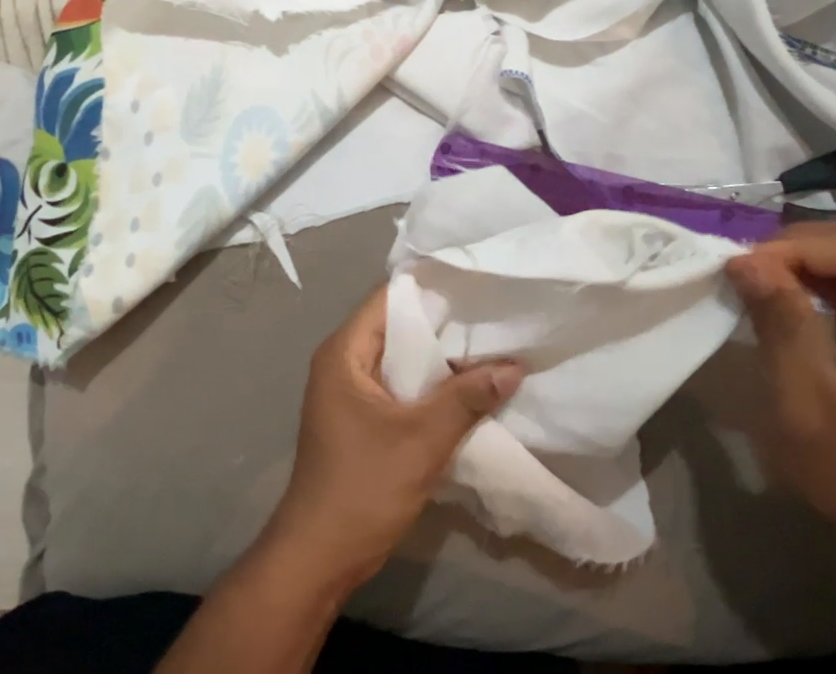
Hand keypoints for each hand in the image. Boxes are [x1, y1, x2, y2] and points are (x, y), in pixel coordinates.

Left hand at [264, 288, 523, 589]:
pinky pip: (403, 388)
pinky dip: (433, 387)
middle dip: (446, 324)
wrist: (321, 553)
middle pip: (398, 326)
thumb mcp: (421, 440)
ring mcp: (352, 393)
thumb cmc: (362, 486)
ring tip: (496, 346)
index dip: (432, 288)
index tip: (479, 281)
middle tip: (499, 313)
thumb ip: (466, 399)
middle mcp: (343, 363)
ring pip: (403, 360)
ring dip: (443, 359)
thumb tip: (514, 365)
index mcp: (344, 353)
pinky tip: (474, 389)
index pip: (389, 298)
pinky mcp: (363, 420)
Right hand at [725, 220, 835, 564]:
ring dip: (810, 261)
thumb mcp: (807, 407)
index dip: (801, 246)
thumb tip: (746, 259)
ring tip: (759, 278)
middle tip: (748, 268)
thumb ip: (782, 327)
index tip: (744, 266)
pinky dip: (822, 284)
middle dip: (804, 246)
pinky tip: (787, 297)